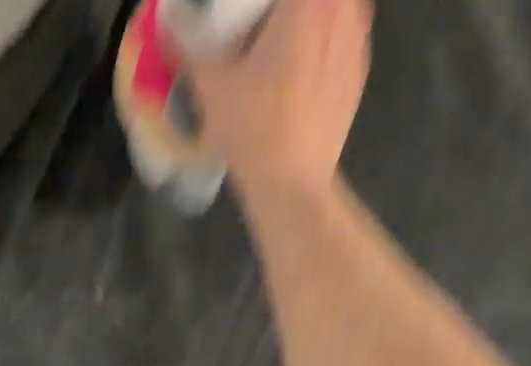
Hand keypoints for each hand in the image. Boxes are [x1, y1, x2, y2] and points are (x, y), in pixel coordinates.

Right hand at [182, 0, 372, 193]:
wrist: (291, 183)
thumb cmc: (251, 129)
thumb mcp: (210, 88)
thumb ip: (189, 49)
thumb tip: (171, 29)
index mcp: (303, 8)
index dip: (263, 2)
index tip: (251, 10)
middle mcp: (340, 16)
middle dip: (292, 7)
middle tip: (268, 18)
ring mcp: (356, 45)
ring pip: (342, 9)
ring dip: (317, 15)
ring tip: (285, 38)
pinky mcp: (359, 75)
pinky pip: (348, 38)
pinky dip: (329, 40)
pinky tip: (303, 67)